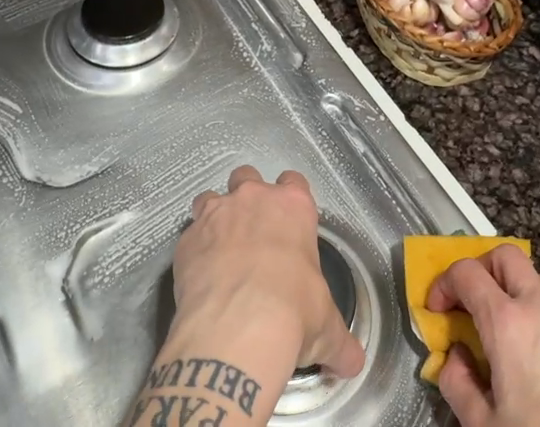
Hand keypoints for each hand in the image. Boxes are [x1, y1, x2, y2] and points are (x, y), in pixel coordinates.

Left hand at [173, 166, 365, 378]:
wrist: (238, 329)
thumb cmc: (292, 312)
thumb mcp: (326, 327)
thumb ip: (340, 339)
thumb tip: (353, 361)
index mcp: (292, 206)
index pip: (294, 182)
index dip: (290, 198)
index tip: (288, 219)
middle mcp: (252, 199)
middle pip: (247, 177)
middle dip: (247, 197)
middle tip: (251, 230)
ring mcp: (215, 215)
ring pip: (210, 197)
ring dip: (214, 217)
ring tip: (219, 248)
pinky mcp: (185, 240)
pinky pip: (188, 236)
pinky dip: (193, 251)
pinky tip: (199, 277)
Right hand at [427, 244, 539, 426]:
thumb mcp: (483, 425)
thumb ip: (457, 383)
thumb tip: (455, 356)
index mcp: (506, 323)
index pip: (467, 273)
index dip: (444, 284)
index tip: (437, 310)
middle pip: (506, 256)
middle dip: (481, 269)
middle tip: (471, 301)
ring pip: (537, 275)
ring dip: (515, 287)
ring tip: (509, 323)